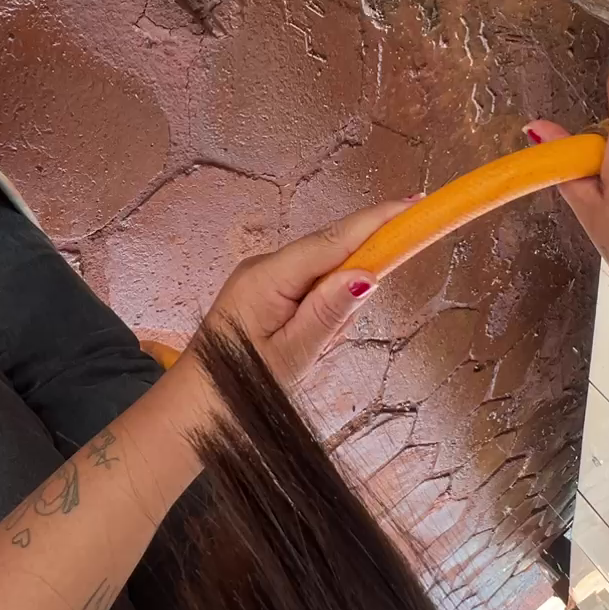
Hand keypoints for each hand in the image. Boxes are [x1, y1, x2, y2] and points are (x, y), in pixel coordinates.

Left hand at [192, 199, 412, 383]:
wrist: (193, 407)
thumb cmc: (240, 386)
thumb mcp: (292, 355)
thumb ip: (329, 312)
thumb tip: (368, 275)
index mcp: (268, 277)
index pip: (334, 239)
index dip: (378, 221)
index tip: (415, 202)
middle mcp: (265, 265)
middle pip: (330, 248)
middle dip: (361, 264)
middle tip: (364, 296)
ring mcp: (263, 276)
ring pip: (322, 268)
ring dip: (339, 296)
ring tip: (313, 349)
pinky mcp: (265, 290)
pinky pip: (308, 283)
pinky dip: (324, 302)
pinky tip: (308, 338)